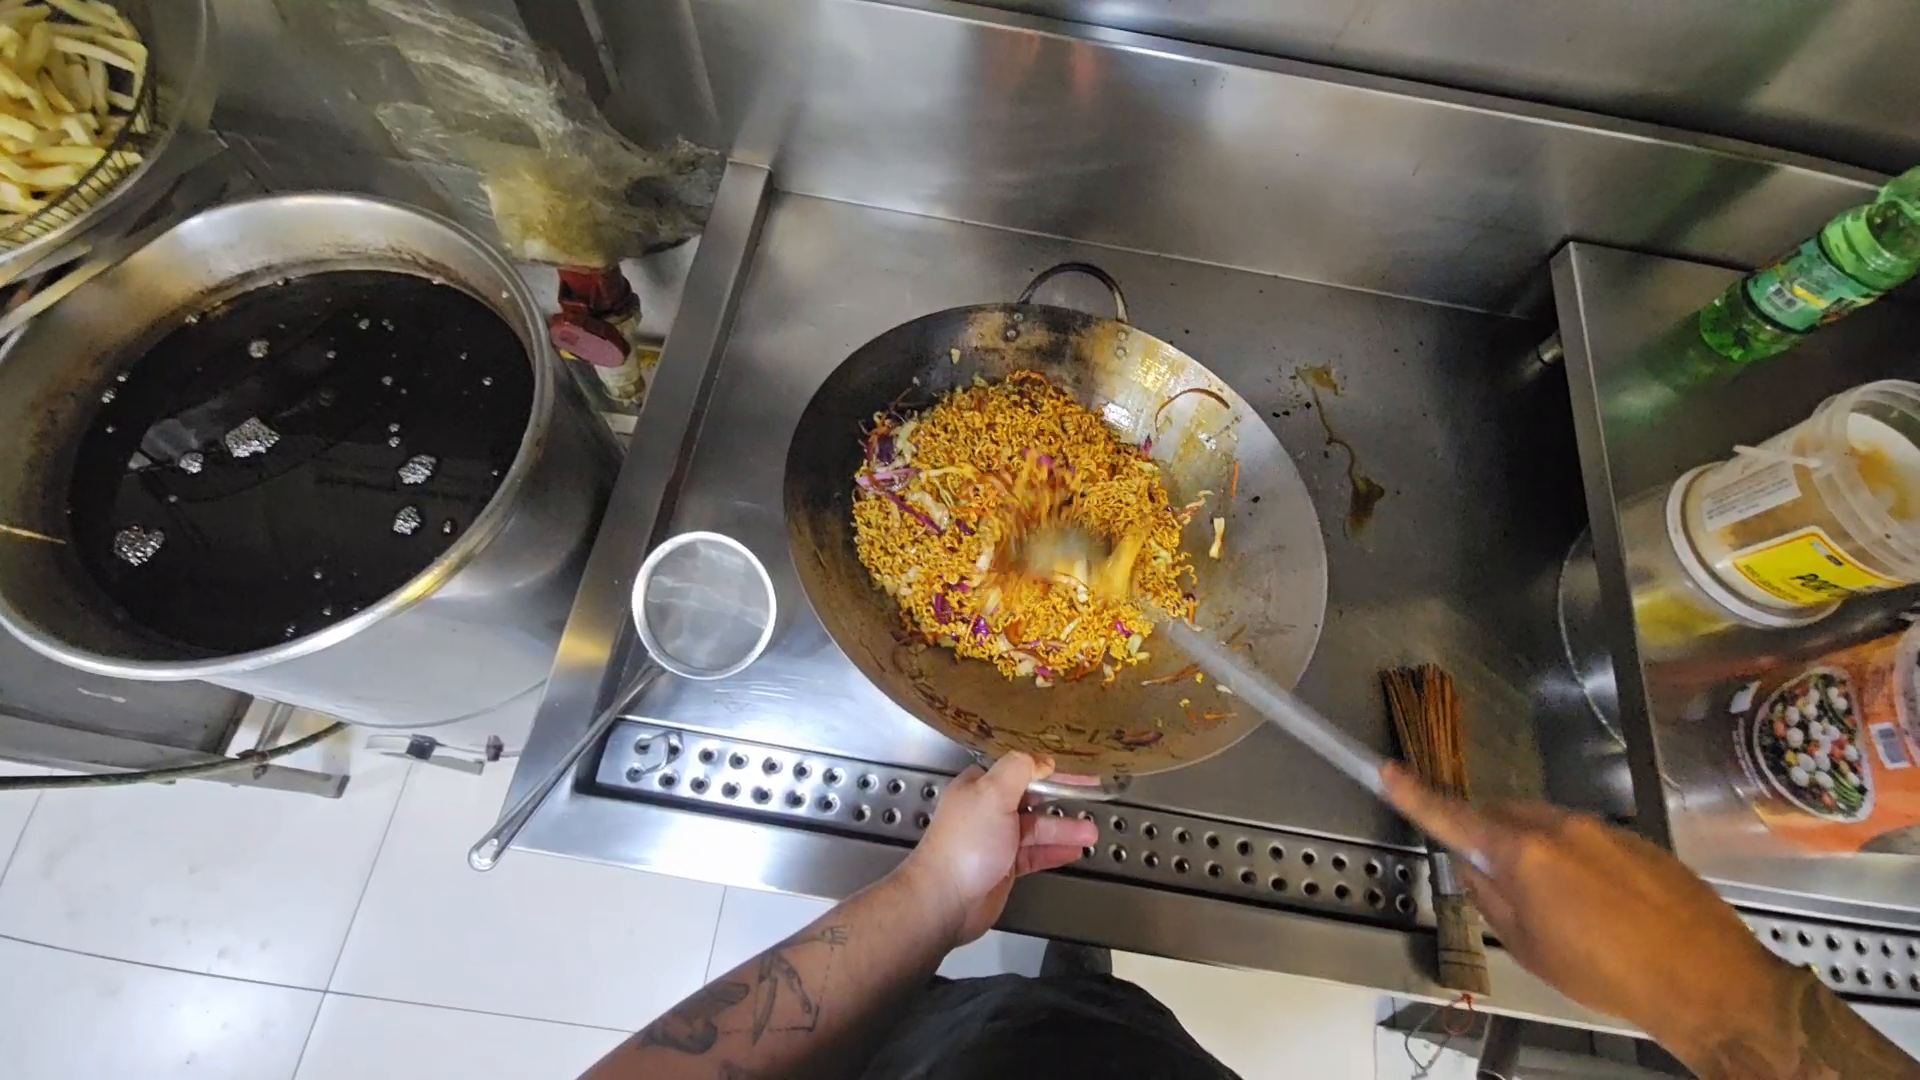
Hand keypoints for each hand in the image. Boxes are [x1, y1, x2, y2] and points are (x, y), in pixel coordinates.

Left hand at [898, 752, 1098, 947]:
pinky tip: (1076, 851)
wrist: (944, 900)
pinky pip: (1034, 854)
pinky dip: (1054, 852)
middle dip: (1061, 799)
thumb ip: (1018, 769)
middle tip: (1094, 797)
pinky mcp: (1004, 868)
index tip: (1076, 769)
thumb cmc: (969, 841)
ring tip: (1092, 833)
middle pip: (1031, 798)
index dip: (1048, 768)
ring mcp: (996, 840)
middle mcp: (987, 809)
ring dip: (1064, 829)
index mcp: (979, 785)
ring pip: (1036, 829)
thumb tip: (1042, 760)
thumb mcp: (992, 792)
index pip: (1018, 769)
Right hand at [1382, 766, 1787, 1050]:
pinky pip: (1588, 837)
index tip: (1387, 771)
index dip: (1414, 795)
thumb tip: (1473, 867)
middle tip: (1501, 877)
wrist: (1719, 991)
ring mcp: (1603, 830)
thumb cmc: (1610, 976)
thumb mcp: (1527, 947)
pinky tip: (1606, 904)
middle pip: (1501, 813)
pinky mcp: (1640, 841)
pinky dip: (1580, 860)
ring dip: (1537, 848)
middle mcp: (1558, 827)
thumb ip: (1488, 896)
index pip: (1452, 817)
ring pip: (1545, 824)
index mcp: (1521, 853)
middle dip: (1490, 834)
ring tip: (1567, 903)